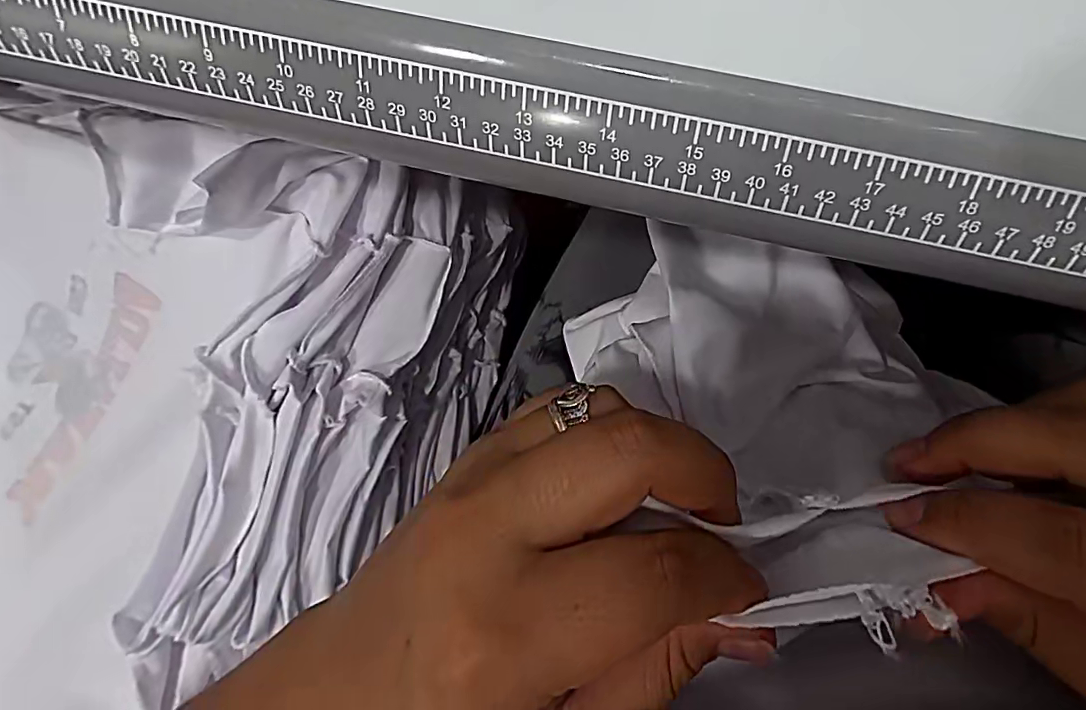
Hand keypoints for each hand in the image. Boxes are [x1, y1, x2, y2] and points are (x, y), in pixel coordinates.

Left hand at [193, 386, 769, 709]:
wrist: (336, 695)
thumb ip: (656, 667)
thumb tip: (743, 617)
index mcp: (503, 631)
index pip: (654, 571)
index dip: (726, 577)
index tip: (750, 588)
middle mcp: (485, 528)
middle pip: (627, 447)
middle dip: (702, 472)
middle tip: (723, 520)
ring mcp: (473, 473)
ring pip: (597, 406)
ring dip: (655, 445)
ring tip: (668, 501)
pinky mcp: (472, 452)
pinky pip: (561, 405)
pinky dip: (607, 427)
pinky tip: (612, 481)